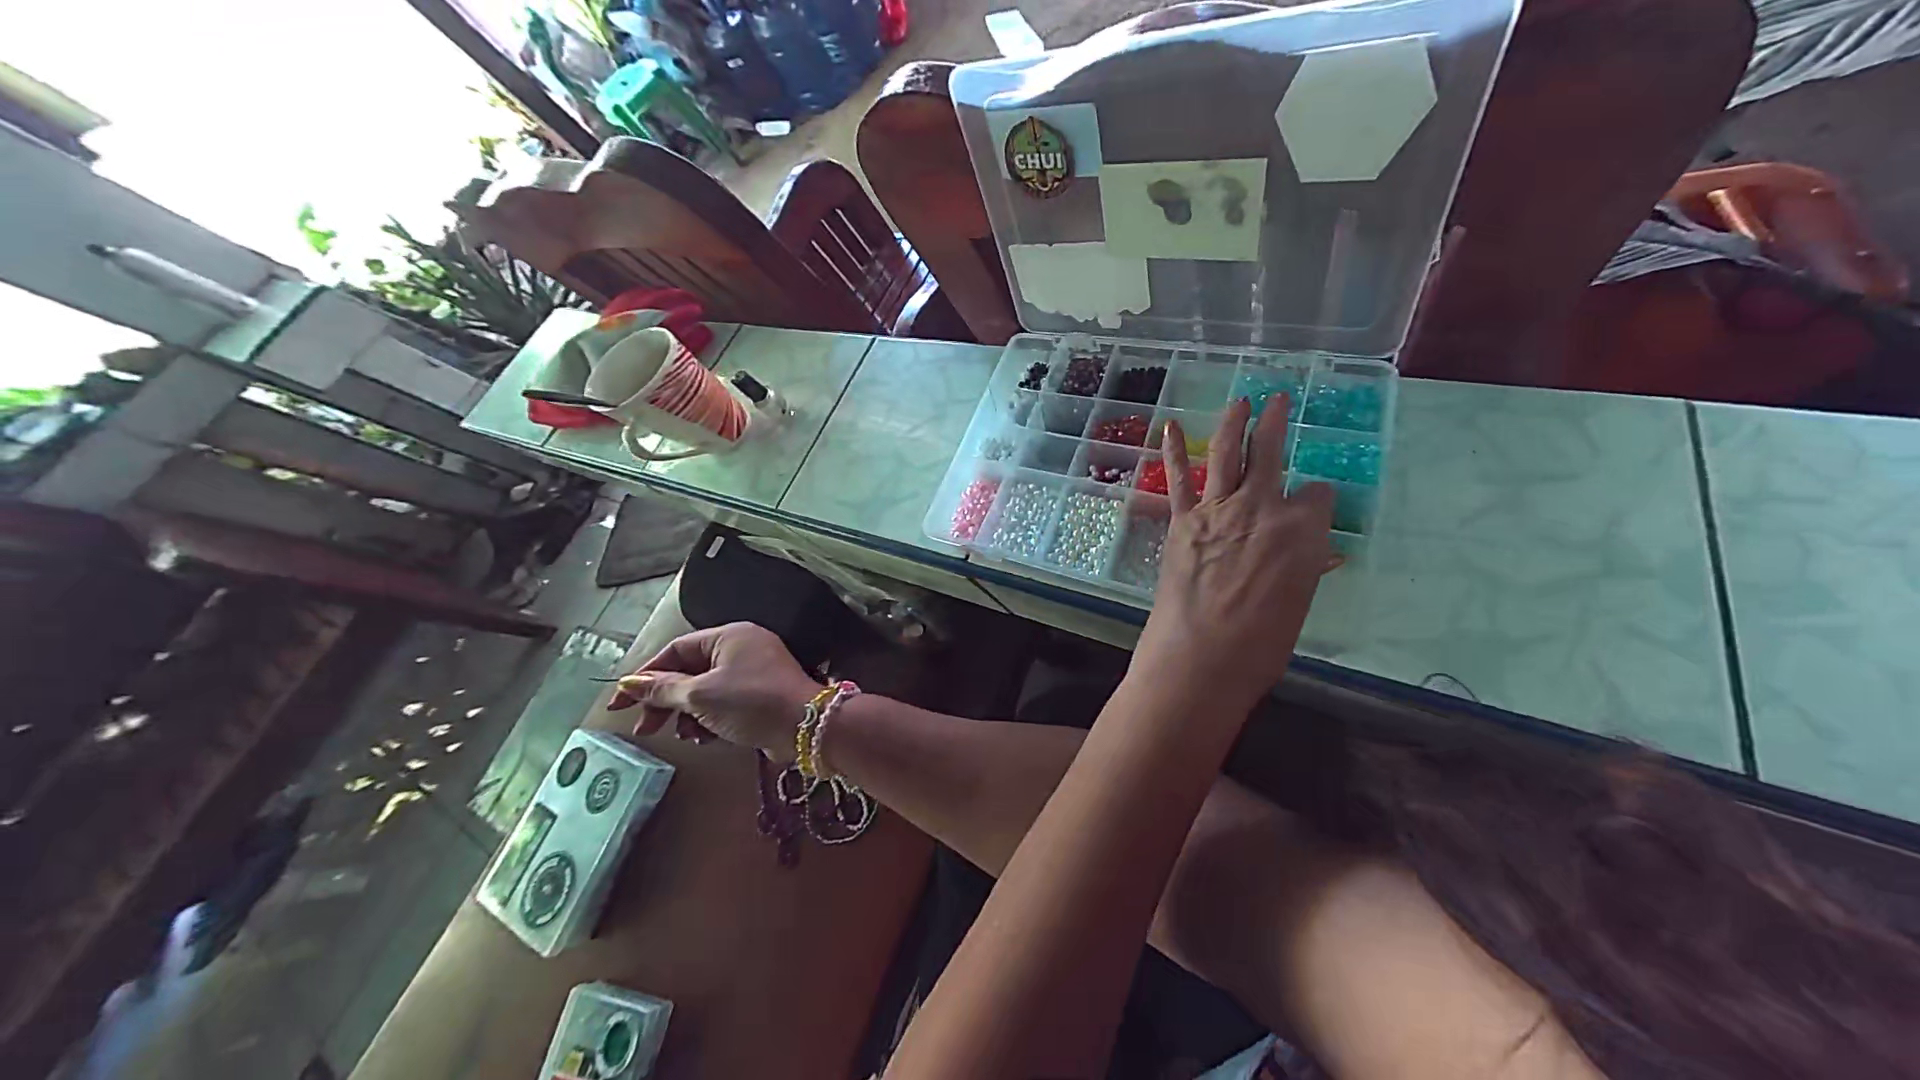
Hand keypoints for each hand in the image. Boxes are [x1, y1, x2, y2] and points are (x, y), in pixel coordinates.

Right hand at [606, 622, 819, 756]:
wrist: (806, 726)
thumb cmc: (751, 702)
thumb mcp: (701, 696)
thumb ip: (663, 690)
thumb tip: (630, 683)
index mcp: (728, 637)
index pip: (675, 650)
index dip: (645, 676)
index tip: (620, 702)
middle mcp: (741, 648)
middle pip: (689, 671)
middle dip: (665, 701)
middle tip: (645, 728)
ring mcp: (754, 672)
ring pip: (706, 691)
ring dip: (688, 714)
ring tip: (682, 735)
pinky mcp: (761, 696)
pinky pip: (725, 703)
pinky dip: (710, 719)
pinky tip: (704, 739)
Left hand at [1135, 395, 1336, 705]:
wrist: (1201, 656)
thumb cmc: (1261, 643)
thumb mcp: (1297, 604)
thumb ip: (1305, 569)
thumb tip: (1319, 555)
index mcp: (1303, 529)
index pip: (1318, 496)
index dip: (1315, 501)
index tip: (1312, 507)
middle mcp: (1262, 508)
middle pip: (1273, 454)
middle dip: (1277, 424)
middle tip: (1280, 401)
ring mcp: (1219, 510)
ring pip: (1229, 454)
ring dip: (1235, 423)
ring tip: (1242, 401)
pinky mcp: (1183, 521)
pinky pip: (1180, 479)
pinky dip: (1175, 452)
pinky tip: (1172, 428)